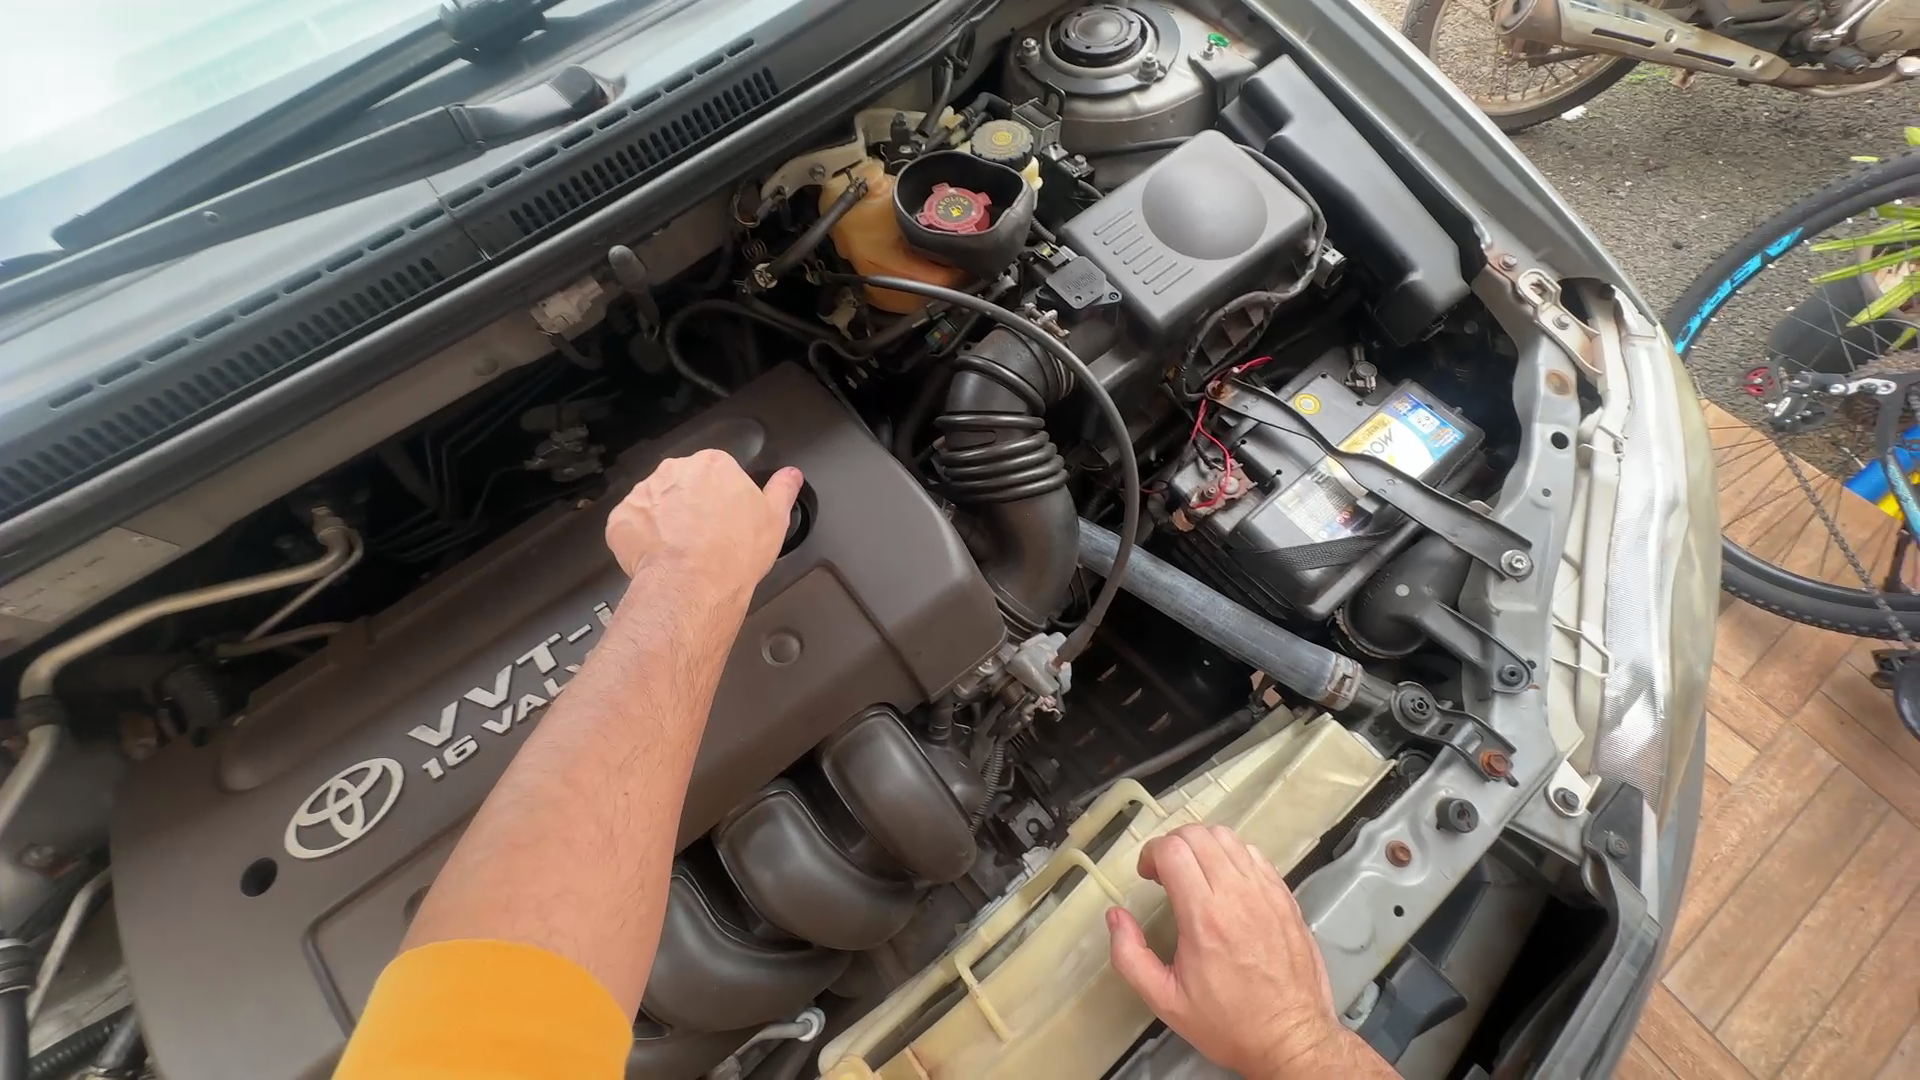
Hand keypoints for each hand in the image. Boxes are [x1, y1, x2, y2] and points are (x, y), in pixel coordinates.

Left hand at [604, 450, 802, 594]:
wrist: (695, 584)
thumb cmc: (735, 552)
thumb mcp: (775, 518)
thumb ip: (783, 489)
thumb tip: (791, 476)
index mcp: (713, 465)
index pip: (716, 471)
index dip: (722, 496)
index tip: (727, 516)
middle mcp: (676, 471)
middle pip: (684, 483)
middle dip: (691, 504)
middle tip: (706, 535)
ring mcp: (644, 494)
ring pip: (656, 503)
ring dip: (666, 520)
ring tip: (683, 549)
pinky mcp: (622, 519)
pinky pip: (632, 525)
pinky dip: (642, 539)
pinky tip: (662, 556)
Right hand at [1106, 825, 1384, 1079]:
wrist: (1293, 1042)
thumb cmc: (1230, 1023)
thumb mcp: (1165, 1001)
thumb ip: (1130, 956)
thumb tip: (1115, 915)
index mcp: (1204, 916)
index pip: (1172, 849)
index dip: (1151, 854)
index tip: (1149, 876)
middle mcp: (1236, 894)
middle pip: (1197, 834)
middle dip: (1173, 845)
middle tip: (1167, 873)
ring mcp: (1265, 892)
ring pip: (1226, 836)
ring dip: (1202, 845)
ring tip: (1196, 873)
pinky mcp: (1285, 896)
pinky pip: (1253, 853)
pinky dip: (1232, 855)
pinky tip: (1226, 881)